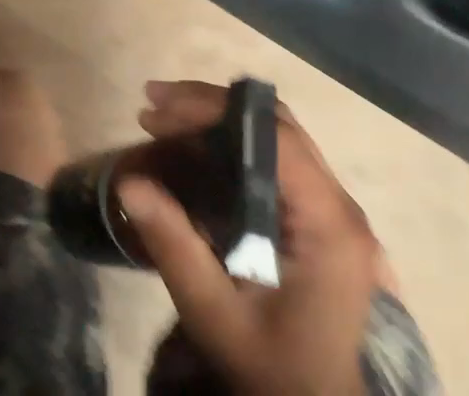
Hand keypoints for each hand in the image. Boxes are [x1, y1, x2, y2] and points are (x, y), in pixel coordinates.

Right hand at [118, 81, 378, 395]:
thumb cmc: (266, 363)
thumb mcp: (211, 310)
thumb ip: (174, 245)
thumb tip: (128, 182)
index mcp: (327, 227)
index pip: (276, 139)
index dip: (215, 110)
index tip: (156, 108)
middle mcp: (340, 210)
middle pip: (279, 127)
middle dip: (211, 105)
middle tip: (150, 106)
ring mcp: (335, 215)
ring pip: (279, 138)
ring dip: (220, 119)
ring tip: (159, 118)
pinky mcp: (320, 223)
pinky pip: (278, 162)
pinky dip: (233, 143)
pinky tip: (191, 148)